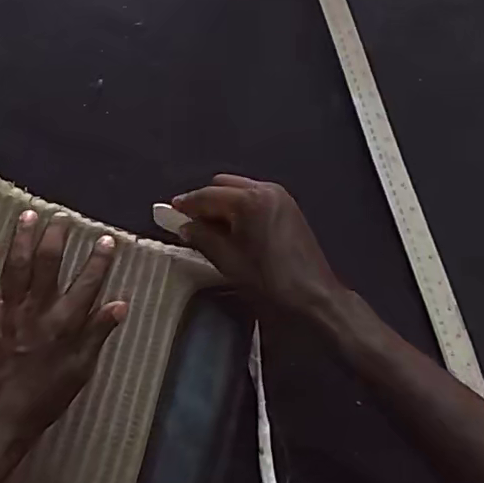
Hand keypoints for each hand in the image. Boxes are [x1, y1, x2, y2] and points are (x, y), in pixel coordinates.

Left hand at [0, 209, 128, 454]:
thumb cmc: (43, 400)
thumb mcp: (80, 371)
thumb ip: (98, 334)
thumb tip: (121, 304)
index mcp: (65, 326)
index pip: (87, 285)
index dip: (99, 260)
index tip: (107, 239)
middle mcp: (38, 312)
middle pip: (48, 265)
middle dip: (56, 237)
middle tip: (61, 216)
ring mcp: (10, 313)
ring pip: (18, 267)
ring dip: (23, 239)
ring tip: (27, 215)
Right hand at [169, 175, 347, 317]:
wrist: (314, 298)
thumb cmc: (270, 281)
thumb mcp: (228, 261)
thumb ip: (202, 237)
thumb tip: (185, 226)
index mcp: (249, 200)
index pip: (207, 195)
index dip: (185, 204)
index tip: (169, 211)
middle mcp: (265, 190)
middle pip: (222, 185)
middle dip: (204, 200)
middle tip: (189, 222)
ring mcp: (279, 196)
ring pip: (239, 188)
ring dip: (222, 202)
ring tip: (210, 227)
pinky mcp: (288, 207)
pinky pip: (254, 197)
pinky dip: (239, 206)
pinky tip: (233, 227)